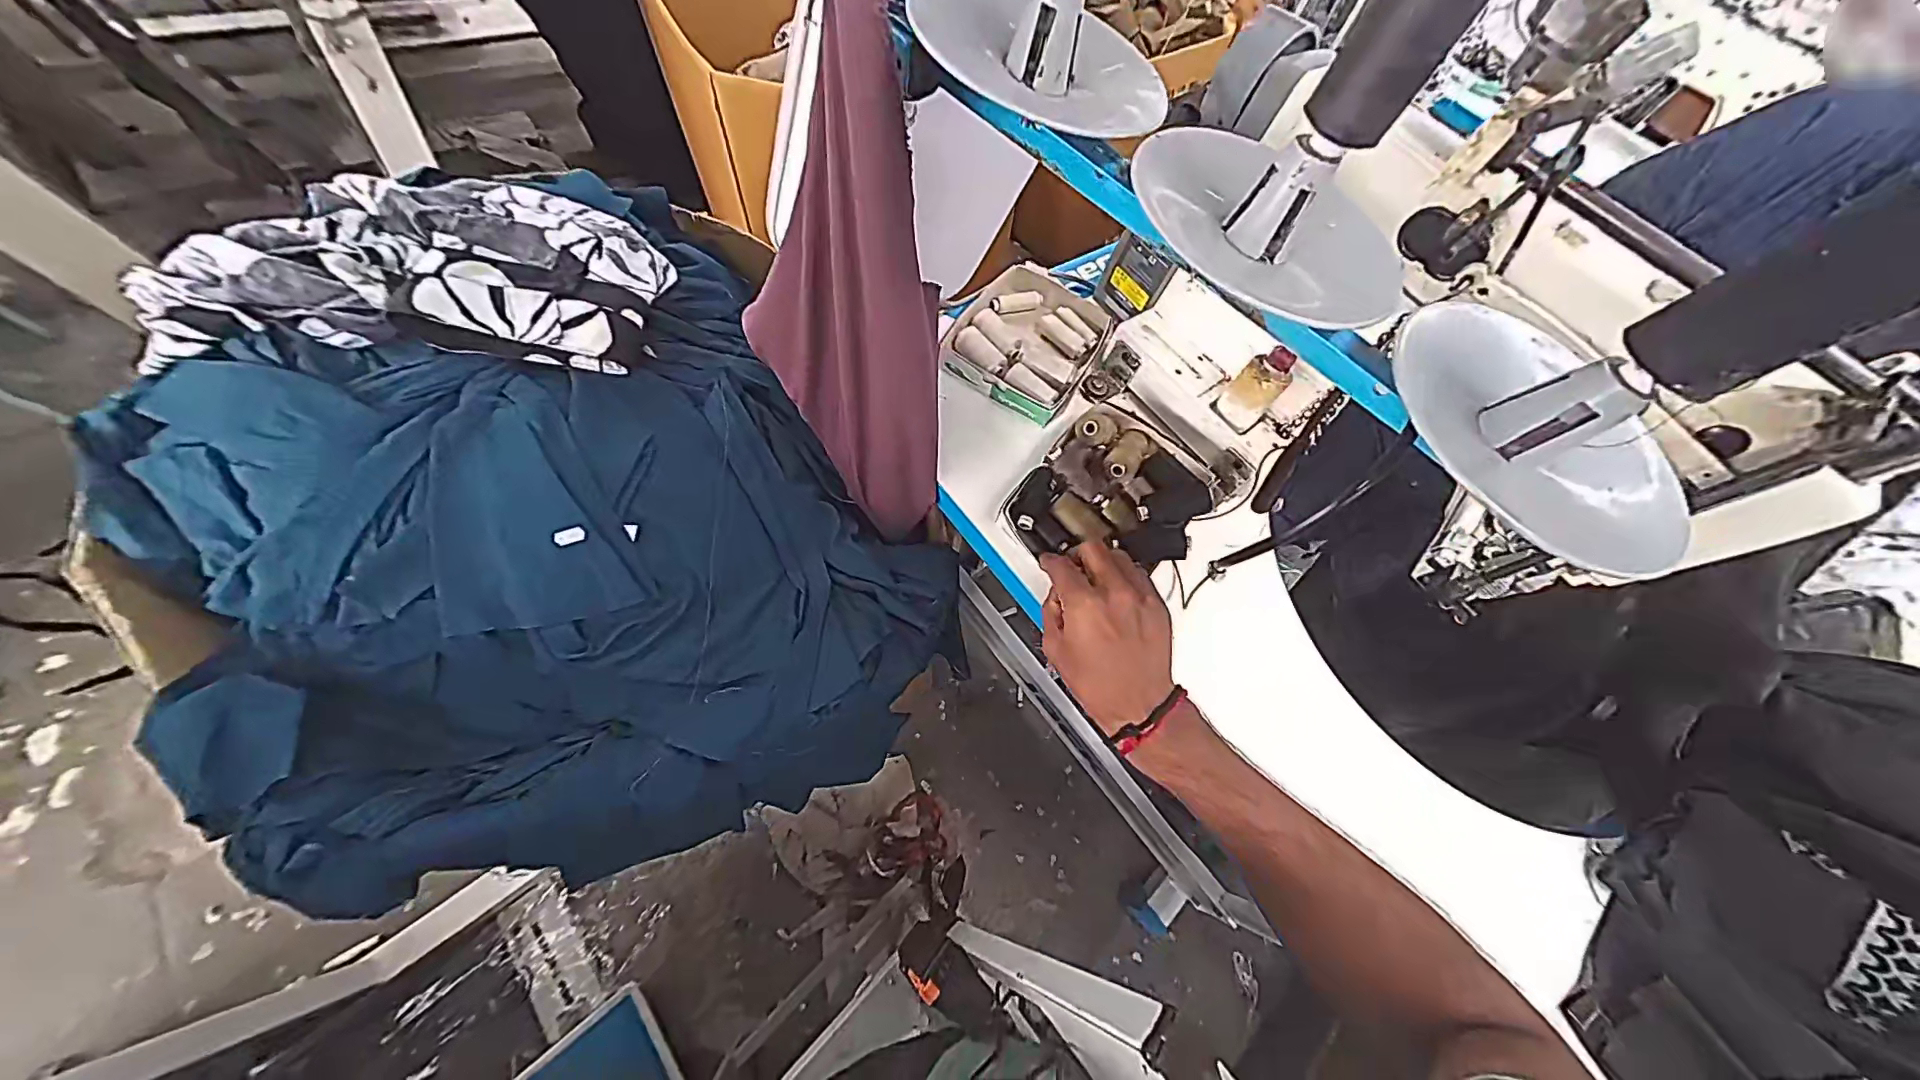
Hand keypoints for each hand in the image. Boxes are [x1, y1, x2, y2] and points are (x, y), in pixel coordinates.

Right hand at [1038, 542, 1175, 736]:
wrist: (1139, 704)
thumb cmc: (1101, 686)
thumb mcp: (1057, 650)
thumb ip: (1051, 613)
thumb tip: (1054, 596)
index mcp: (1084, 605)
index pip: (1062, 565)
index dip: (1050, 561)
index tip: (1049, 562)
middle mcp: (1114, 595)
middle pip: (1092, 549)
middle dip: (1076, 554)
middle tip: (1071, 564)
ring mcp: (1139, 597)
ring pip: (1119, 555)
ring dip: (1102, 561)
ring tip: (1095, 575)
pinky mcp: (1157, 604)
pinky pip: (1140, 574)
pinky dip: (1125, 575)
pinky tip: (1117, 588)